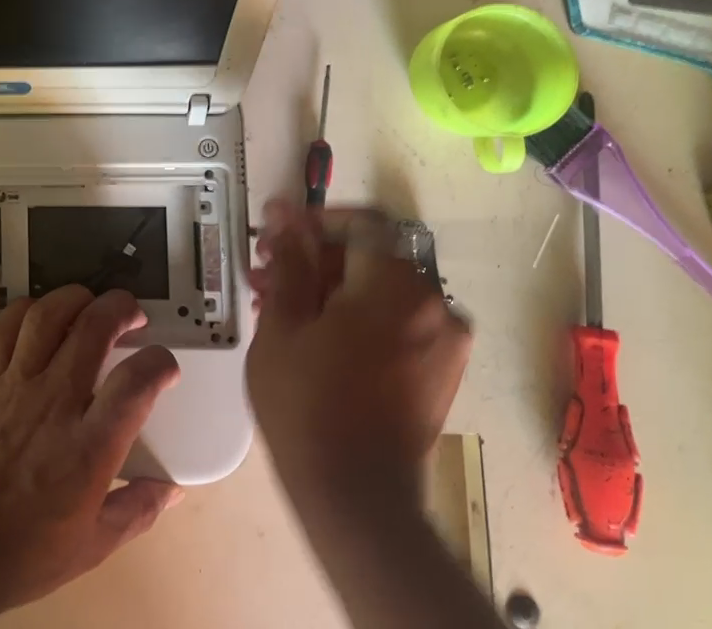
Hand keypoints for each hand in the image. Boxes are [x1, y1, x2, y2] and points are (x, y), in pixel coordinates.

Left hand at [0, 286, 183, 615]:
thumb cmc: (26, 552)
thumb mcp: (96, 543)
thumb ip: (138, 510)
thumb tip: (172, 490)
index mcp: (89, 448)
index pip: (137, 384)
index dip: (160, 363)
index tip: (164, 366)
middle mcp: (54, 406)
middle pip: (92, 331)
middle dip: (120, 309)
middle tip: (131, 313)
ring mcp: (15, 390)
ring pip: (46, 319)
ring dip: (73, 299)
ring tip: (89, 303)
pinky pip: (3, 333)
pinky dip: (24, 312)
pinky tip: (39, 313)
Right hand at [246, 200, 470, 515]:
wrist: (354, 493)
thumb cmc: (307, 404)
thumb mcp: (282, 325)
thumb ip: (288, 263)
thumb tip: (284, 218)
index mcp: (397, 287)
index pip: (362, 223)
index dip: (315, 219)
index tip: (277, 233)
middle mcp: (435, 305)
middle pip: (372, 256)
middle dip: (316, 257)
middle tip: (266, 272)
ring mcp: (445, 341)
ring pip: (382, 290)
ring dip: (332, 287)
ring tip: (280, 307)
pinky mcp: (441, 370)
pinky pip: (397, 322)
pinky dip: (357, 316)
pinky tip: (314, 335)